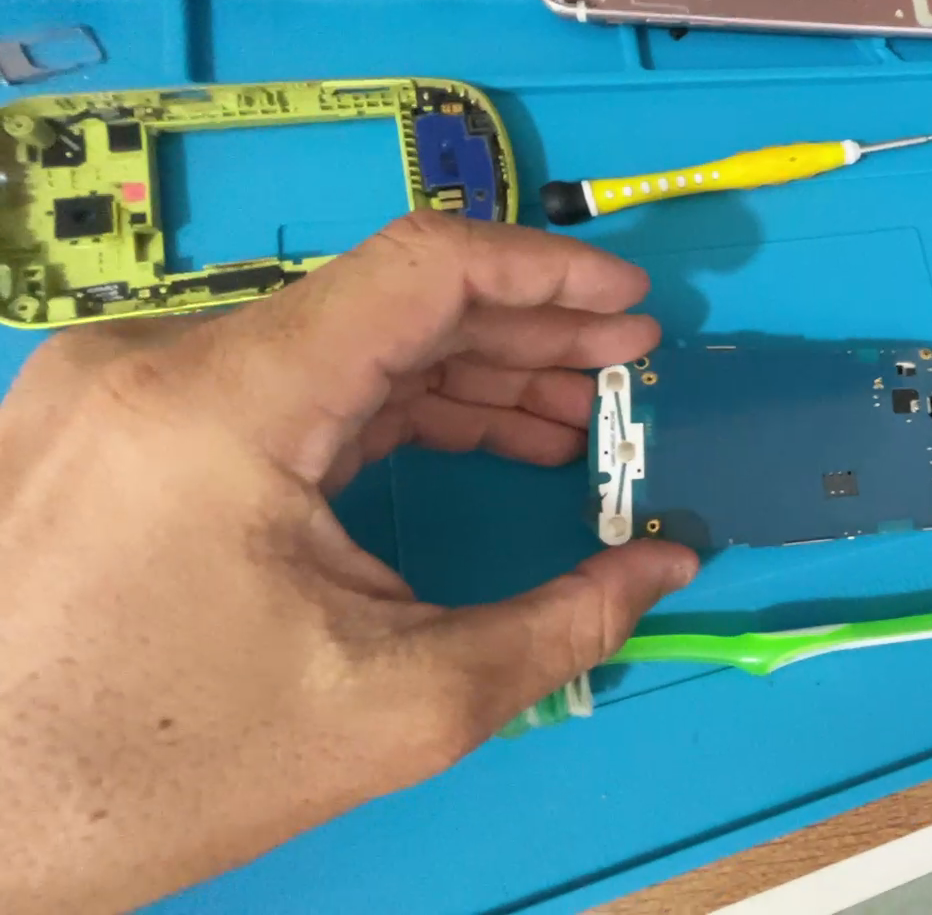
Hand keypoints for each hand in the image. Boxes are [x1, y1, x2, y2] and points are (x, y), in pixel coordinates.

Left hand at [0, 213, 698, 912]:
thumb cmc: (153, 768)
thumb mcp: (403, 707)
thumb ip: (568, 623)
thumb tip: (674, 564)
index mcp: (230, 400)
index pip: (426, 269)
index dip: (552, 270)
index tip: (634, 298)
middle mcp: (177, 361)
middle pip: (406, 303)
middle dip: (541, 330)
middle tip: (632, 363)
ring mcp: (153, 390)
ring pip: (371, 342)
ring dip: (491, 371)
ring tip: (584, 417)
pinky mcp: (152, 427)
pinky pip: (327, 385)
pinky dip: (427, 405)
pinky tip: (502, 435)